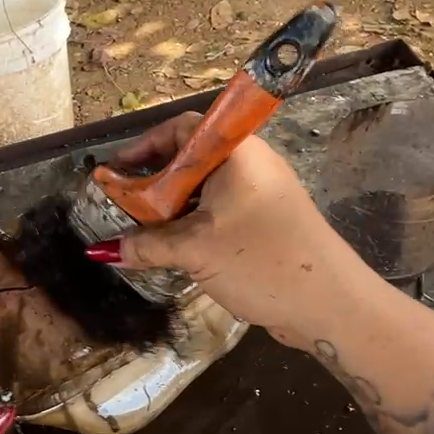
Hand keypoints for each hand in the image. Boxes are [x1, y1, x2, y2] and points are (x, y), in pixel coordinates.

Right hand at [97, 111, 381, 345]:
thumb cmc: (261, 260)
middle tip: (121, 204)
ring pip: (202, 191)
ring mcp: (259, 196)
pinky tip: (169, 247)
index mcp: (236, 154)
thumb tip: (102, 250)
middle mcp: (249, 166)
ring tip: (139, 230)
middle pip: (189, 160)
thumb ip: (145, 245)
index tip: (117, 170)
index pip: (183, 129)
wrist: (331, 305)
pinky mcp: (263, 224)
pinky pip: (216, 213)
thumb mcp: (194, 249)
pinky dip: (189, 225)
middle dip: (152, 181)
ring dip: (168, 208)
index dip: (145, 145)